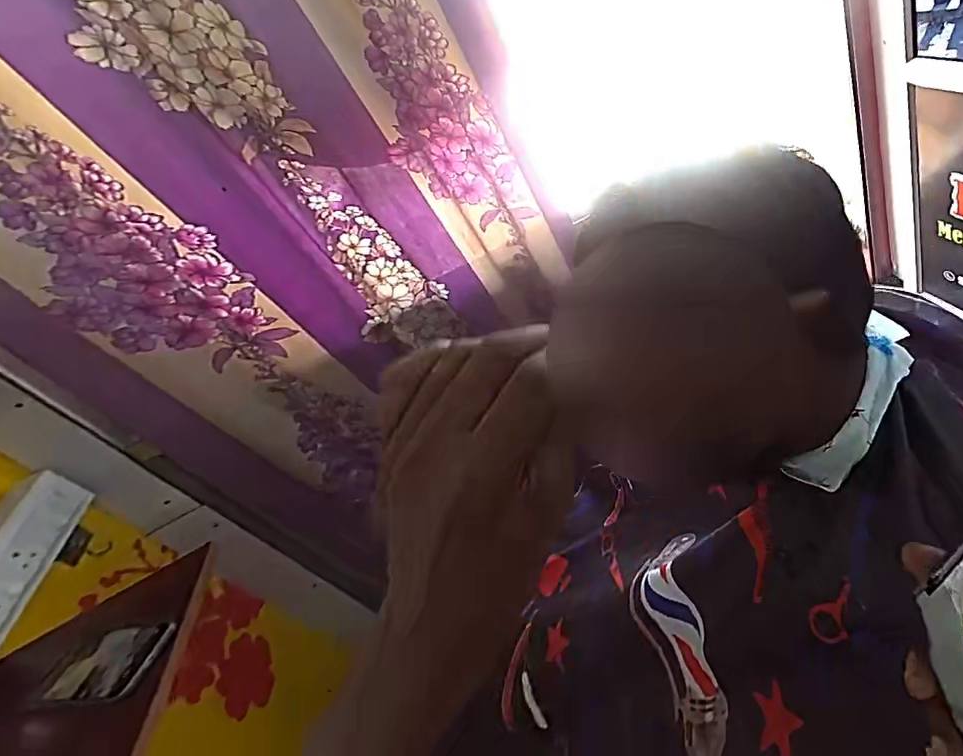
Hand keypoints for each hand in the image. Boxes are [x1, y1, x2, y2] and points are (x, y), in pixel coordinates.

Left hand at [331, 328, 572, 753]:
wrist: (428, 621)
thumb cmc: (501, 578)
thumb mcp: (548, 516)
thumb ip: (558, 445)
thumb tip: (567, 388)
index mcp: (482, 471)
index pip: (528, 386)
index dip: (559, 363)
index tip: (578, 357)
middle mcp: (435, 445)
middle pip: (487, 360)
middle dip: (528, 341)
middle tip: (554, 341)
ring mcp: (401, 440)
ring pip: (449, 359)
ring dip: (491, 344)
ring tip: (519, 349)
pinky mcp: (384, 444)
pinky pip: (406, 378)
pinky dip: (437, 357)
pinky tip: (464, 358)